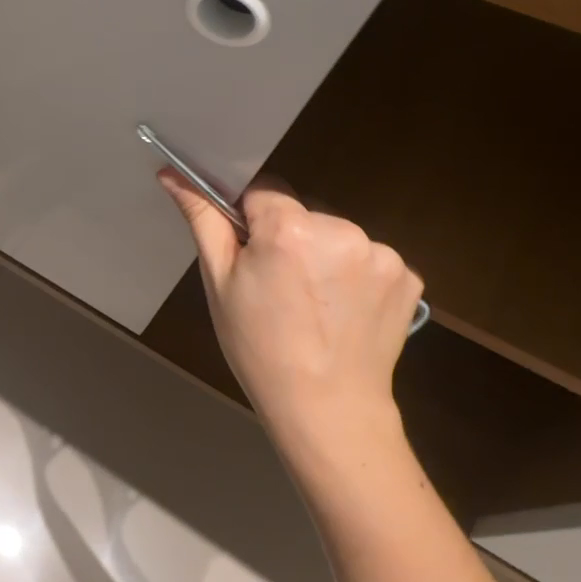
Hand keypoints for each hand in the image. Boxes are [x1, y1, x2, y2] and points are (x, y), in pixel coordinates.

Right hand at [159, 171, 422, 457]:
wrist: (326, 408)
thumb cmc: (257, 346)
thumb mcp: (218, 282)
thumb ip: (202, 219)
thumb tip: (170, 173)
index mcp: (290, 227)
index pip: (263, 190)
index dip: (248, 218)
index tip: (244, 252)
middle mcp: (343, 229)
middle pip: (302, 212)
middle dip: (287, 236)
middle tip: (273, 284)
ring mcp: (384, 253)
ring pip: (336, 235)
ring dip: (321, 255)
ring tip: (309, 302)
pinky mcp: (409, 276)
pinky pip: (368, 259)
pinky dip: (353, 275)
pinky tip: (340, 310)